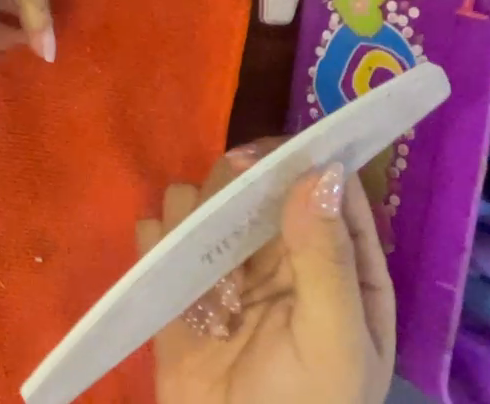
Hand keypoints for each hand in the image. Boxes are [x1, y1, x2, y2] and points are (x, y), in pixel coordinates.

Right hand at [140, 142, 396, 403]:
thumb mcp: (333, 343)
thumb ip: (325, 259)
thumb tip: (316, 172)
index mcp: (336, 270)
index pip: (328, 195)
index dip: (309, 164)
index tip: (281, 146)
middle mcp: (276, 254)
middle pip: (251, 185)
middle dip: (233, 187)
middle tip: (223, 206)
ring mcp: (220, 262)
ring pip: (195, 196)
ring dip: (191, 216)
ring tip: (198, 261)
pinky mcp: (171, 273)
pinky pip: (153, 227)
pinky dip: (156, 238)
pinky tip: (168, 270)